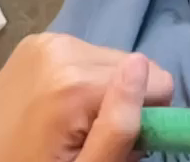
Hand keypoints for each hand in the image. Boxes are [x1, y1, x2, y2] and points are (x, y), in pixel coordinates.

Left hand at [0, 33, 173, 161]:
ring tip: (67, 132)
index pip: (157, 80)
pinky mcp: (32, 44)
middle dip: (119, 105)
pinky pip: (82, 57)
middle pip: (131, 67)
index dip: (144, 121)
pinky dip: (78, 84)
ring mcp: (43, 41)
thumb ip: (119, 128)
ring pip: (108, 61)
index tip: (115, 148)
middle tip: (85, 145)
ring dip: (99, 95)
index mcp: (74, 80)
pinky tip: (53, 114)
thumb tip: (143, 67)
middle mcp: (62, 46)